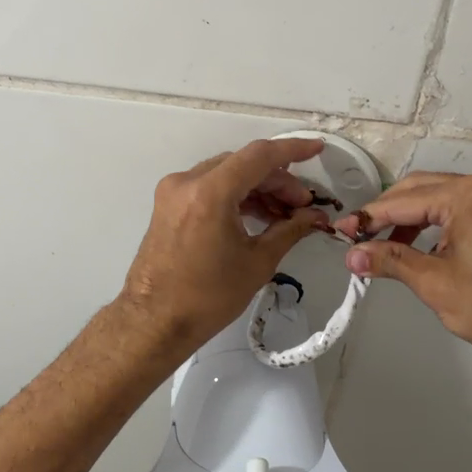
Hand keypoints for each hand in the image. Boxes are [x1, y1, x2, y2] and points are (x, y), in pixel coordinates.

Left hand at [119, 137, 329, 354]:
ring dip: (256, 188)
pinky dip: (234, 196)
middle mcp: (187, 182)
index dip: (293, 150)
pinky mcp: (167, 206)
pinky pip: (208, 188)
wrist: (155, 321)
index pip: (259, 156)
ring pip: (225, 174)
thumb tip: (315, 216)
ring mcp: (173, 192)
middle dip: (277, 179)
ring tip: (284, 213)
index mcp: (210, 192)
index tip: (317, 149)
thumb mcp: (257, 262)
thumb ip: (289, 230)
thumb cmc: (208, 297)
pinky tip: (257, 216)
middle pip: (242, 164)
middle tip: (302, 204)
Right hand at [338, 172, 471, 375]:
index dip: (368, 218)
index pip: (403, 200)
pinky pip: (463, 208)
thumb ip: (391, 261)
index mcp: (468, 195)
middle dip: (387, 214)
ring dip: (412, 218)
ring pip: (442, 197)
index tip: (343, 234)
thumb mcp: (435, 284)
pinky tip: (424, 249)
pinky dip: (438, 223)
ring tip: (387, 249)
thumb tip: (354, 256)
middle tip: (359, 240)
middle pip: (421, 189)